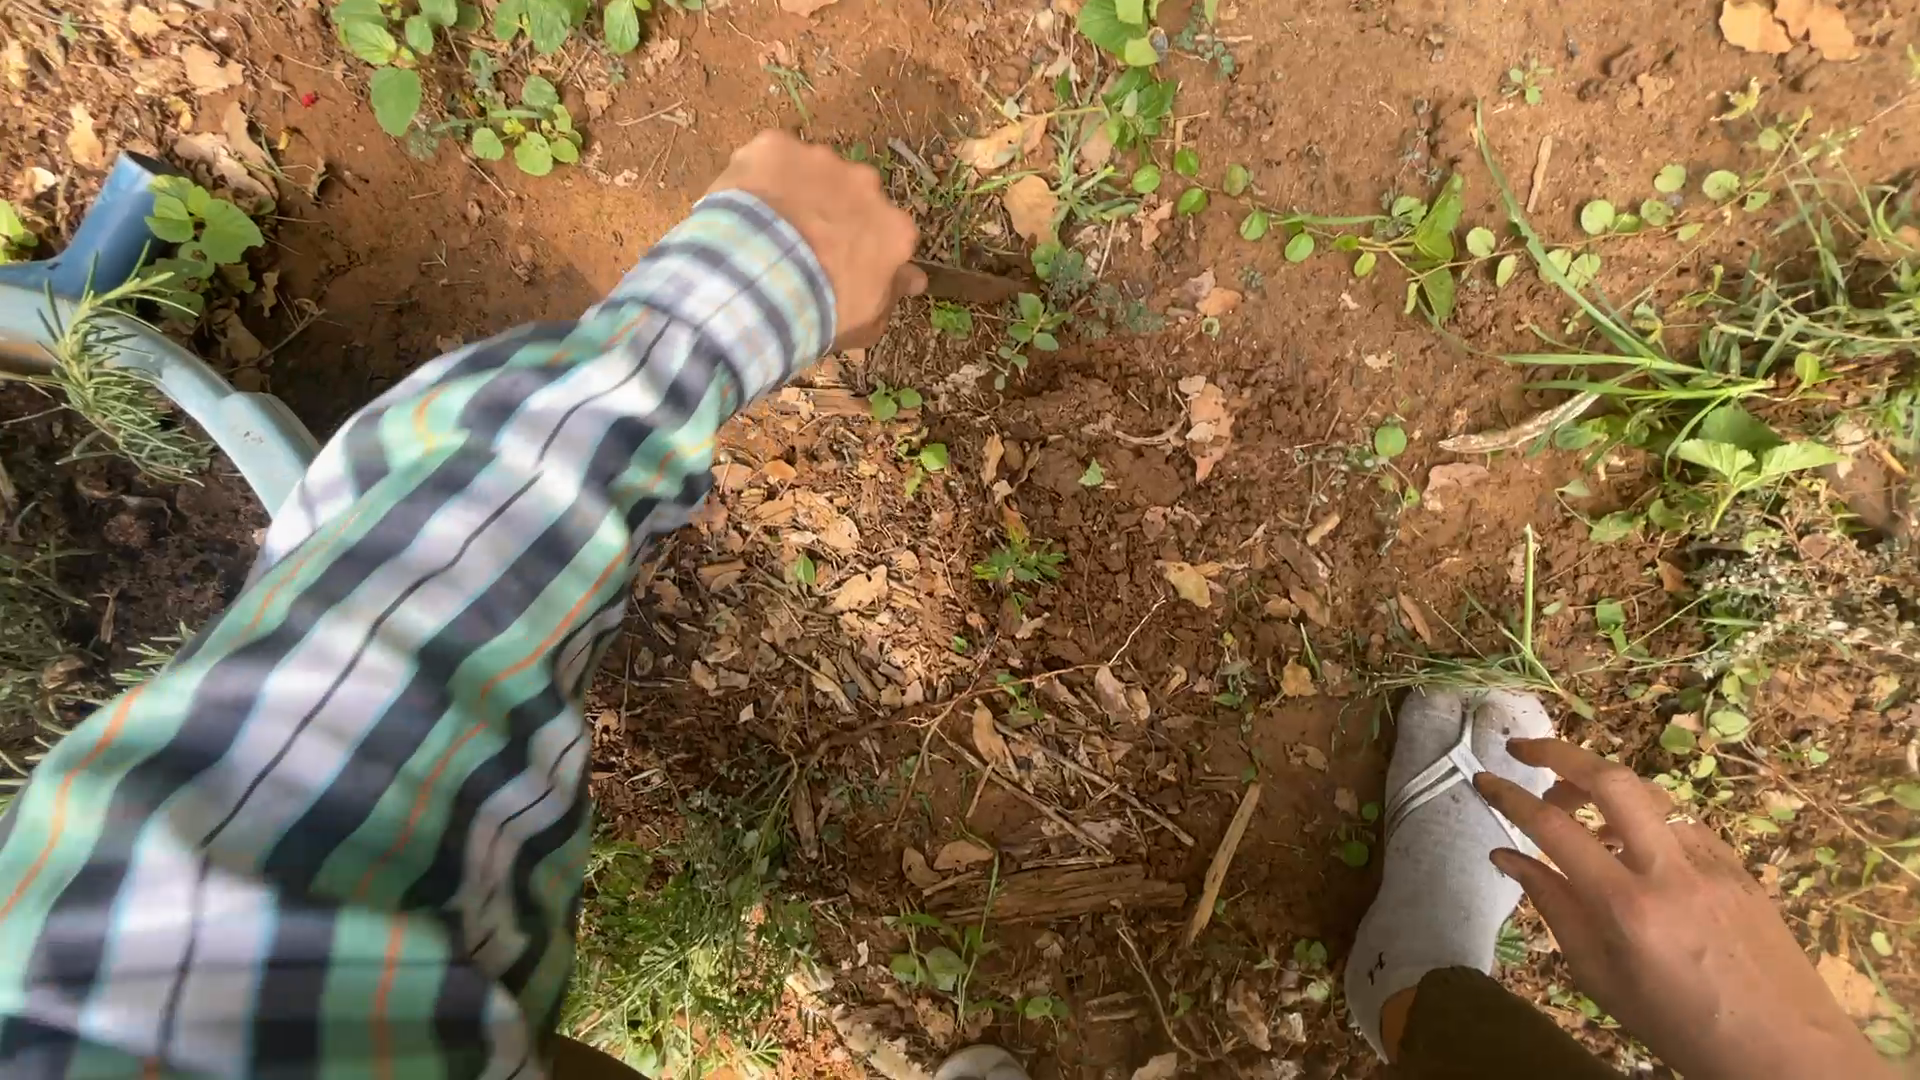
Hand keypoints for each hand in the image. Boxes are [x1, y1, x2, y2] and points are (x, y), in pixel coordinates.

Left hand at [707, 130, 924, 350]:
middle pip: (856, 197)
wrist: (764, 280)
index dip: (870, 251)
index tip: (849, 268)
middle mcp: (866, 185)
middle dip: (837, 216)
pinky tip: (746, 209)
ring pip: (814, 175)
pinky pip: (771, 160)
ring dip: (799, 196)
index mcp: (894, 229)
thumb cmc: (822, 310)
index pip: (892, 236)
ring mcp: (822, 161)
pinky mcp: (777, 146)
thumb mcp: (866, 321)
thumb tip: (914, 279)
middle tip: (807, 249)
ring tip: (770, 232)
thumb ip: (892, 294)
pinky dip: (761, 180)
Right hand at [1476, 739, 1892, 1079]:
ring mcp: (1714, 867)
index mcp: (1627, 906)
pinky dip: (1641, 821)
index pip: (1552, 827)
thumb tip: (1505, 855)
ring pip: (1648, 794)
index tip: (1482, 778)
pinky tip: (1631, 847)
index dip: (1509, 795)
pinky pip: (1679, 824)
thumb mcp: (1598, 974)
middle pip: (1612, 781)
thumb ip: (1551, 905)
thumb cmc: (1679, 1025)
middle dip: (1558, 753)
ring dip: (1598, 786)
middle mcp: (1671, 873)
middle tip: (1522, 750)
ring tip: (1571, 805)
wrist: (1796, 1062)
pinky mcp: (1741, 871)